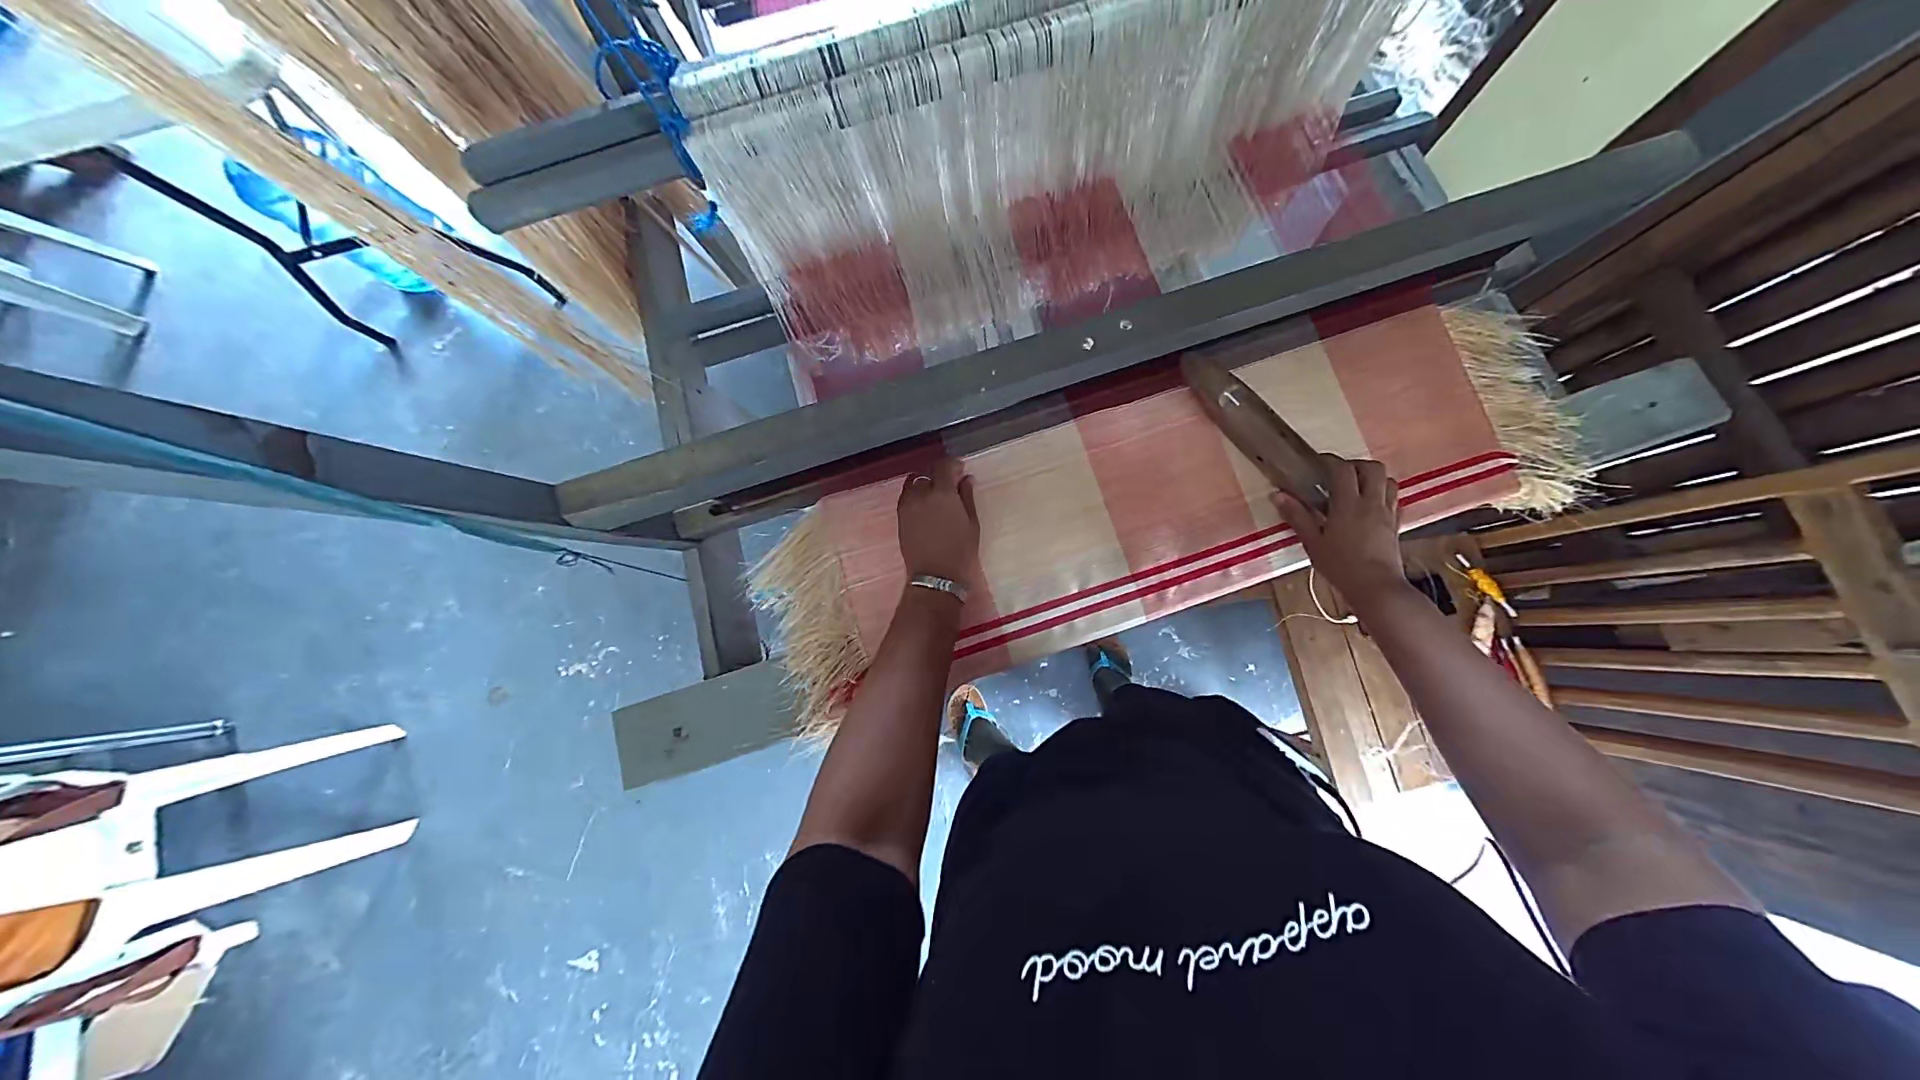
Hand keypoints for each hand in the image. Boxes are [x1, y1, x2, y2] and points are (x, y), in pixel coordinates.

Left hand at [898, 459, 978, 582]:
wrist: (936, 576)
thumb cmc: (960, 551)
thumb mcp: (972, 523)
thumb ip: (967, 497)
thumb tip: (966, 479)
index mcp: (942, 493)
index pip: (944, 466)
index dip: (953, 464)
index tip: (961, 469)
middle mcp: (921, 494)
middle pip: (928, 472)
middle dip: (939, 473)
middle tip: (951, 482)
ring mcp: (907, 505)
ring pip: (914, 482)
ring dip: (925, 482)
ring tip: (936, 493)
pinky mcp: (900, 516)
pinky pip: (906, 496)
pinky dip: (915, 494)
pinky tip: (925, 504)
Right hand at [1272, 455, 1408, 608]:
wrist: (1376, 587)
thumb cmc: (1340, 566)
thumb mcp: (1312, 543)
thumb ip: (1297, 516)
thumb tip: (1278, 495)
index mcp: (1349, 505)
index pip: (1342, 469)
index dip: (1330, 461)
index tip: (1317, 462)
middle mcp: (1372, 503)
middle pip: (1372, 468)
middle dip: (1355, 464)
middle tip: (1338, 473)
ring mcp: (1388, 512)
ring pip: (1388, 480)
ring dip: (1372, 477)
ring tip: (1355, 487)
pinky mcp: (1397, 524)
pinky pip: (1395, 498)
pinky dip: (1383, 493)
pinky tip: (1370, 505)